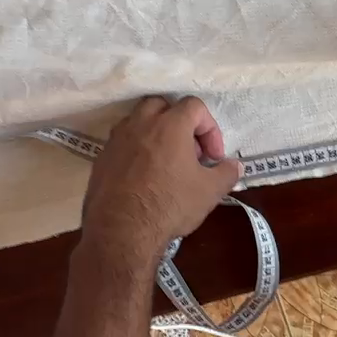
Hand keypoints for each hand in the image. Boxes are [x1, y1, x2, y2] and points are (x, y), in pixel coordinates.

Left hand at [80, 96, 241, 261]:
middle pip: (162, 105)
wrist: (122, 231)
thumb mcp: (210, 191)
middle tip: (189, 151)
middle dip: (180, 122)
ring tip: (167, 163)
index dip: (210, 128)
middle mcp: (140, 124)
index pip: (194, 106)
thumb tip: (234, 166)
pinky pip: (124, 142)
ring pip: (139, 121)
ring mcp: (117, 139)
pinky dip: (138, 150)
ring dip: (156, 134)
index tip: (213, 156)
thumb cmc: (171, 205)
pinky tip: (146, 178)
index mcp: (170, 125)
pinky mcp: (102, 158)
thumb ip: (227, 173)